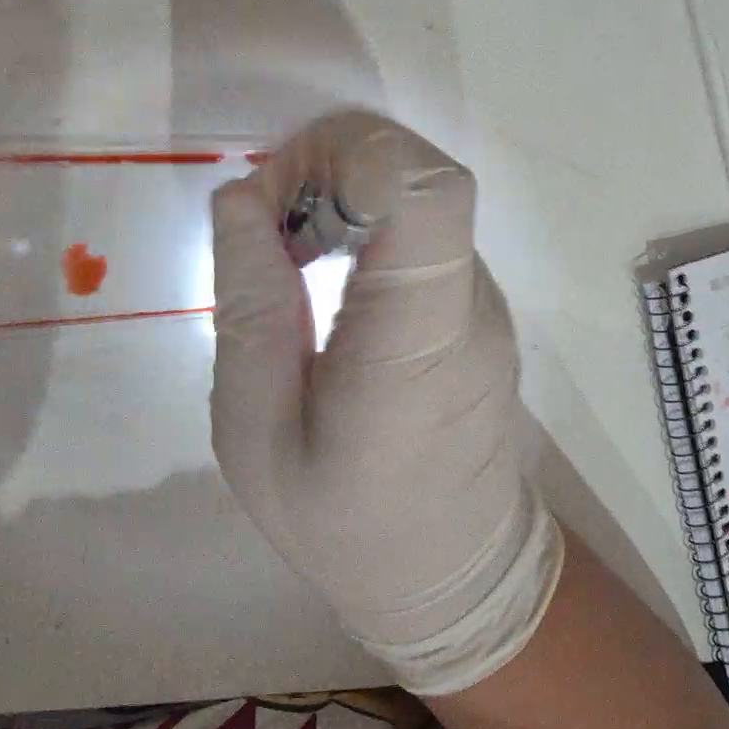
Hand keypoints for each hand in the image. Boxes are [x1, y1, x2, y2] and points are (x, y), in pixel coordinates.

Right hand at [210, 112, 563, 695]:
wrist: (455, 573)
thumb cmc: (344, 525)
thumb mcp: (256, 435)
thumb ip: (250, 308)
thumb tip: (241, 197)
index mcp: (416, 342)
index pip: (426, 192)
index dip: (351, 155)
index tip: (276, 194)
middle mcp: (470, 305)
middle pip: (425, 179)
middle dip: (335, 168)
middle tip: (268, 226)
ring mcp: (487, 304)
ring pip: (426, 201)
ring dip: (351, 197)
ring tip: (290, 257)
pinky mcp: (482, 311)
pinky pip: (429, 238)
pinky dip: (374, 228)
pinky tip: (330, 282)